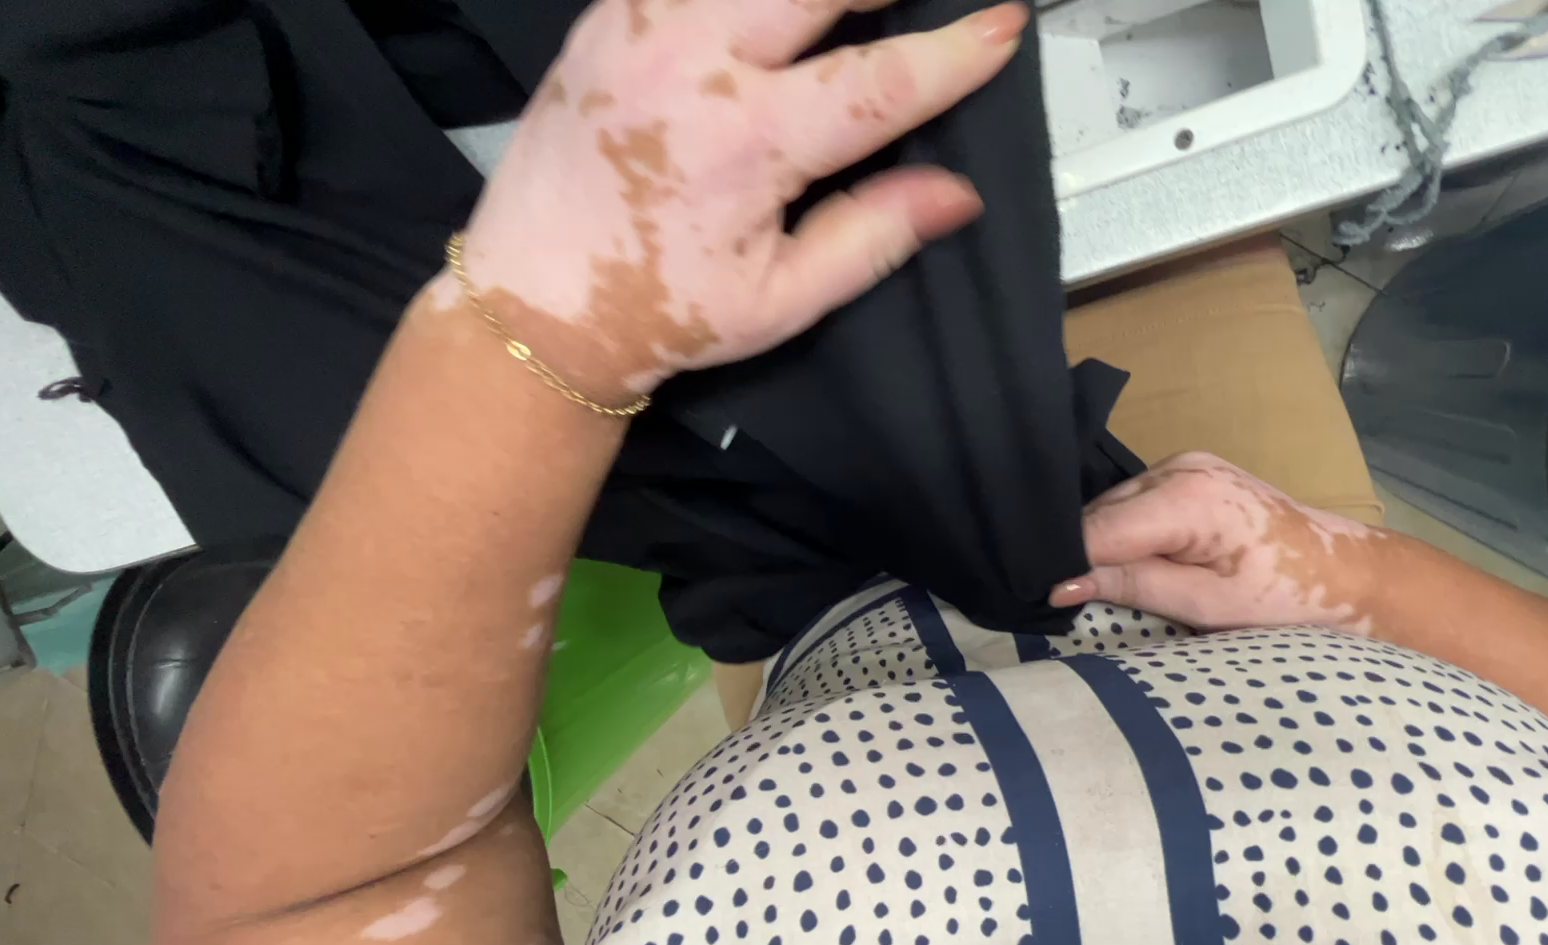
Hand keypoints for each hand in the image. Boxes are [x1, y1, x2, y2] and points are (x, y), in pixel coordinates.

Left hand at [447, 0, 1027, 402]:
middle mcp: (692, 59)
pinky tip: (781, 9)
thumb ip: (873, 235)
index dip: (952, 55)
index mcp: (746, 143)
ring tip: (865, 1)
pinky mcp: (611, 12)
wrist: (542, 297)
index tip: (1005, 27)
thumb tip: (957, 196)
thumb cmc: (666, 311)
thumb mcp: (785, 297)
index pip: (877, 82)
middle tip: (929, 2)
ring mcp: (641, 21)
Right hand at [1049, 451, 1390, 632]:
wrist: (1340, 573)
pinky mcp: (1186, 471)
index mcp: (1187, 498)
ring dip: (1102, 543)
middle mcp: (1179, 466)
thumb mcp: (1202, 604)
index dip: (1069, 562)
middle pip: (1100, 512)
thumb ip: (1130, 585)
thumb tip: (1058, 585)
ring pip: (1112, 505)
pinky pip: (1132, 501)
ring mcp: (1183, 463)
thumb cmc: (1282, 597)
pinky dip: (1123, 531)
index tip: (1047, 597)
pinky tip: (1132, 557)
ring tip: (1105, 582)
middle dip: (1083, 552)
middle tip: (1071, 596)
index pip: (1098, 528)